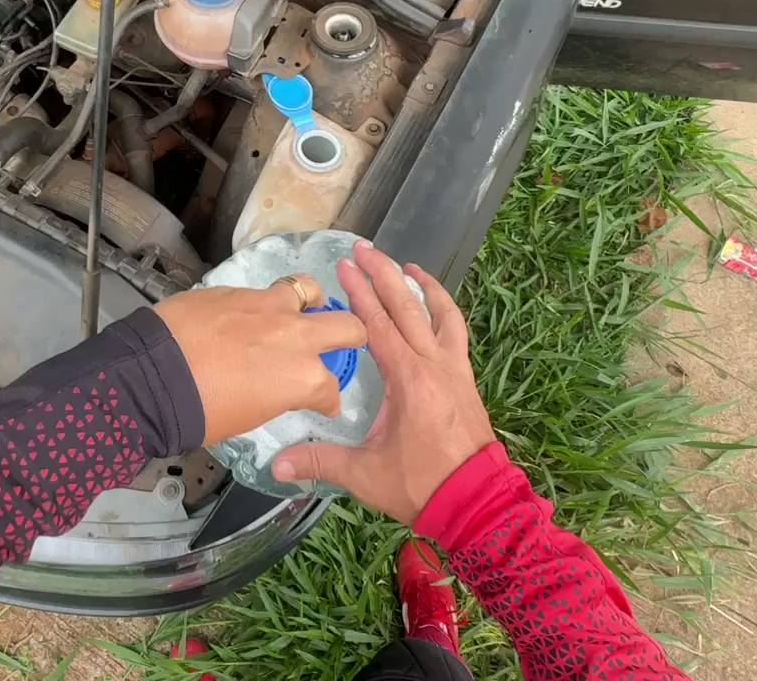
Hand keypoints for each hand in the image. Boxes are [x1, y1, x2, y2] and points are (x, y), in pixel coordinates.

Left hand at [152, 274, 365, 446]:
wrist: (155, 375)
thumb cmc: (201, 411)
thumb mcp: (248, 417)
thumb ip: (274, 395)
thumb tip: (272, 387)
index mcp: (302, 377)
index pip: (330, 389)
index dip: (327, 399)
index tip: (322, 402)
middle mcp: (294, 335)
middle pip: (346, 325)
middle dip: (350, 336)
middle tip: (343, 340)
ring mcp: (266, 306)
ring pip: (307, 288)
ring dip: (309, 301)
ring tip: (300, 309)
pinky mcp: (236, 290)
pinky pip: (261, 291)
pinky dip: (262, 303)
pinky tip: (246, 314)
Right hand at [270, 240, 493, 524]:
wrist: (480, 507)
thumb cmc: (423, 487)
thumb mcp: (366, 474)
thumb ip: (320, 461)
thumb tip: (276, 465)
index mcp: (408, 379)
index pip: (377, 324)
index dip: (358, 292)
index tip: (343, 266)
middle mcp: (433, 364)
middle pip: (407, 306)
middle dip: (382, 273)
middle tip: (363, 248)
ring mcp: (454, 369)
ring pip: (439, 313)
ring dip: (420, 285)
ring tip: (404, 264)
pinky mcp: (466, 378)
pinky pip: (456, 331)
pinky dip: (444, 309)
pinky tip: (433, 303)